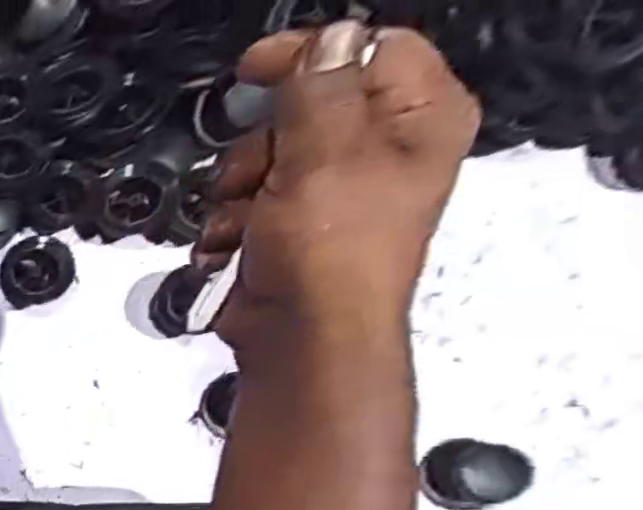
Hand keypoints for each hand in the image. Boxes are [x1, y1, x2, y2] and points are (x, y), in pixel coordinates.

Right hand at [195, 21, 479, 360]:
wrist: (298, 337)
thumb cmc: (330, 256)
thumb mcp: (327, 157)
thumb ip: (322, 91)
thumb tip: (328, 39)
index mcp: (415, 120)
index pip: (364, 53)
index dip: (308, 56)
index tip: (254, 68)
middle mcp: (373, 155)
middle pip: (296, 116)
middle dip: (257, 150)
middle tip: (256, 179)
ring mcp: (324, 198)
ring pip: (257, 167)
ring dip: (234, 197)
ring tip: (246, 226)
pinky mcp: (283, 234)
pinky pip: (240, 211)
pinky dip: (226, 229)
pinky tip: (235, 248)